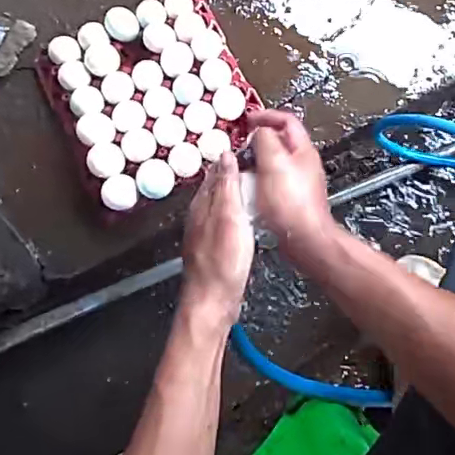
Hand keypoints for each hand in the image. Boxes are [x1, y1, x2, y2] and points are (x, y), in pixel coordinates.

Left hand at [178, 151, 254, 328]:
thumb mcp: (230, 218)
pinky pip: (225, 221)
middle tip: (253, 165)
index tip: (248, 150)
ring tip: (253, 187)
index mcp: (202, 205)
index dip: (230, 159)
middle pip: (216, 187)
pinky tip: (247, 218)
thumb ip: (227, 187)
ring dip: (235, 193)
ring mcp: (205, 233)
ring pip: (220, 204)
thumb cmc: (222, 264)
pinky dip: (237, 213)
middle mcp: (200, 216)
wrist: (212, 304)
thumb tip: (225, 156)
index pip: (214, 172)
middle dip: (232, 174)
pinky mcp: (214, 248)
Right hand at [246, 110, 334, 253]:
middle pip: (278, 141)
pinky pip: (270, 182)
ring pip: (272, 162)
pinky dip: (256, 181)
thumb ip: (265, 140)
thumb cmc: (293, 205)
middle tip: (241, 144)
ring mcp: (297, 182)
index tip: (249, 120)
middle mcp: (302, 164)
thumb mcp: (273, 162)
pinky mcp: (289, 199)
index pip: (286, 120)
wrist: (304, 239)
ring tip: (241, 166)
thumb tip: (258, 132)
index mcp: (302, 150)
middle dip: (257, 140)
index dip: (266, 115)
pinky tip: (248, 190)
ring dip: (255, 162)